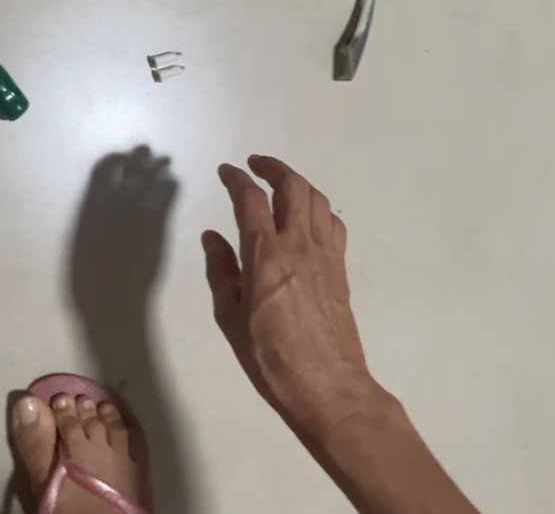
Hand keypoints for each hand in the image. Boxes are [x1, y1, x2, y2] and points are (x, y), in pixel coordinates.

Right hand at [202, 156, 379, 439]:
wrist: (329, 390)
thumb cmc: (271, 358)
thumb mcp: (231, 317)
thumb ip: (221, 271)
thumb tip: (213, 238)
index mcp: (266, 255)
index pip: (250, 200)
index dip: (236, 179)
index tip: (227, 171)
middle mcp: (298, 246)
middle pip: (292, 187)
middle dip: (272, 167)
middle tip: (255, 164)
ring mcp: (325, 256)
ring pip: (317, 200)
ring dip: (297, 182)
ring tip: (280, 182)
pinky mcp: (341, 270)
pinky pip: (333, 224)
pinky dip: (319, 209)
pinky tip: (308, 216)